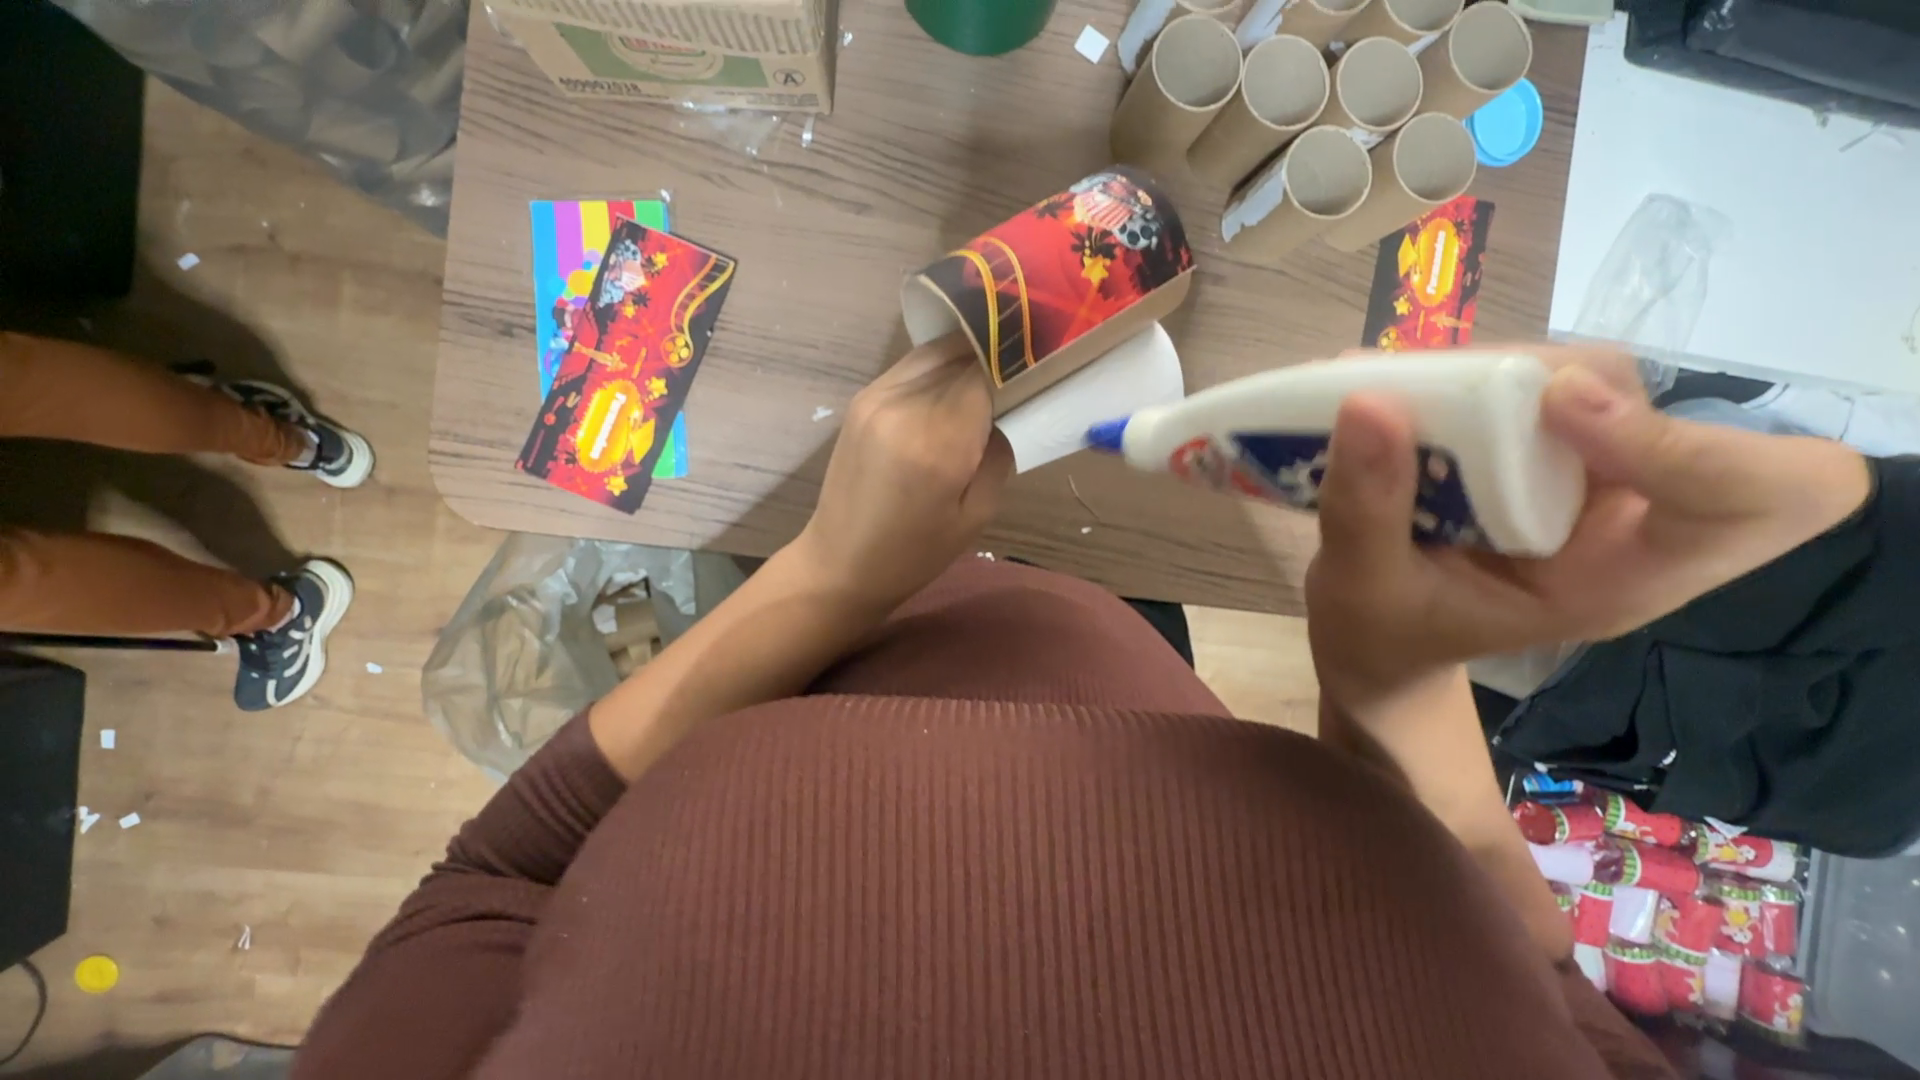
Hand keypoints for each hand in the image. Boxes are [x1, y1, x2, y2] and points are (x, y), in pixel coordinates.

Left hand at [793, 334, 1012, 611]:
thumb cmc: (915, 552)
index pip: (990, 371)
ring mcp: (877, 395)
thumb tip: (1010, 409)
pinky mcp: (862, 398)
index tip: (1042, 376)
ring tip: (991, 383)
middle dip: (997, 360)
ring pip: (938, 350)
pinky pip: (913, 365)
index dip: (1019, 368)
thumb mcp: (978, 514)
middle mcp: (903, 404)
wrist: (840, 563)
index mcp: (937, 439)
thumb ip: (1000, 452)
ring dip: (968, 359)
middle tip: (1022, 379)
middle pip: (964, 352)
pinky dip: (940, 369)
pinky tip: (953, 392)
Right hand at [1305, 345, 1871, 716]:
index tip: (1555, 409)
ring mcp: (1584, 474)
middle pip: (1646, 406)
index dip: (1680, 441)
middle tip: (1433, 398)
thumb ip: (1366, 510)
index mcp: (1615, 579)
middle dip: (1544, 385)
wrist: (1380, 637)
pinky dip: (1472, 375)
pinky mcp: (1543, 447)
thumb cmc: (1382, 635)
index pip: (1757, 497)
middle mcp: (1620, 513)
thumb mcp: (1360, 591)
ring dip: (1496, 372)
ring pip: (1587, 378)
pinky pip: (1535, 381)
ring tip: (1399, 395)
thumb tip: (1368, 402)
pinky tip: (1407, 397)